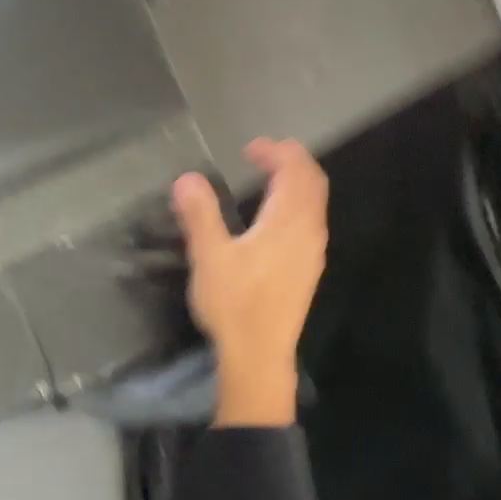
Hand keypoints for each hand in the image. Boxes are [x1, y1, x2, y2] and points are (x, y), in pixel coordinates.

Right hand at [172, 138, 328, 427]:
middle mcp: (308, 232)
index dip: (277, 153)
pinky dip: (295, 209)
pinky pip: (308, 226)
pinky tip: (273, 224)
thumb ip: (199, 215)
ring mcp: (311, 254)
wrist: (258, 352)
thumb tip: (187, 179)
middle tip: (266, 155)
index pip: (294, 172)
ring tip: (271, 183)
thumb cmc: (233, 302)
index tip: (251, 147)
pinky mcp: (306, 272)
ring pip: (313, 206)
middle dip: (292, 164)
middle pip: (312, 185)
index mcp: (287, 222)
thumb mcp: (208, 257)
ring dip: (296, 186)